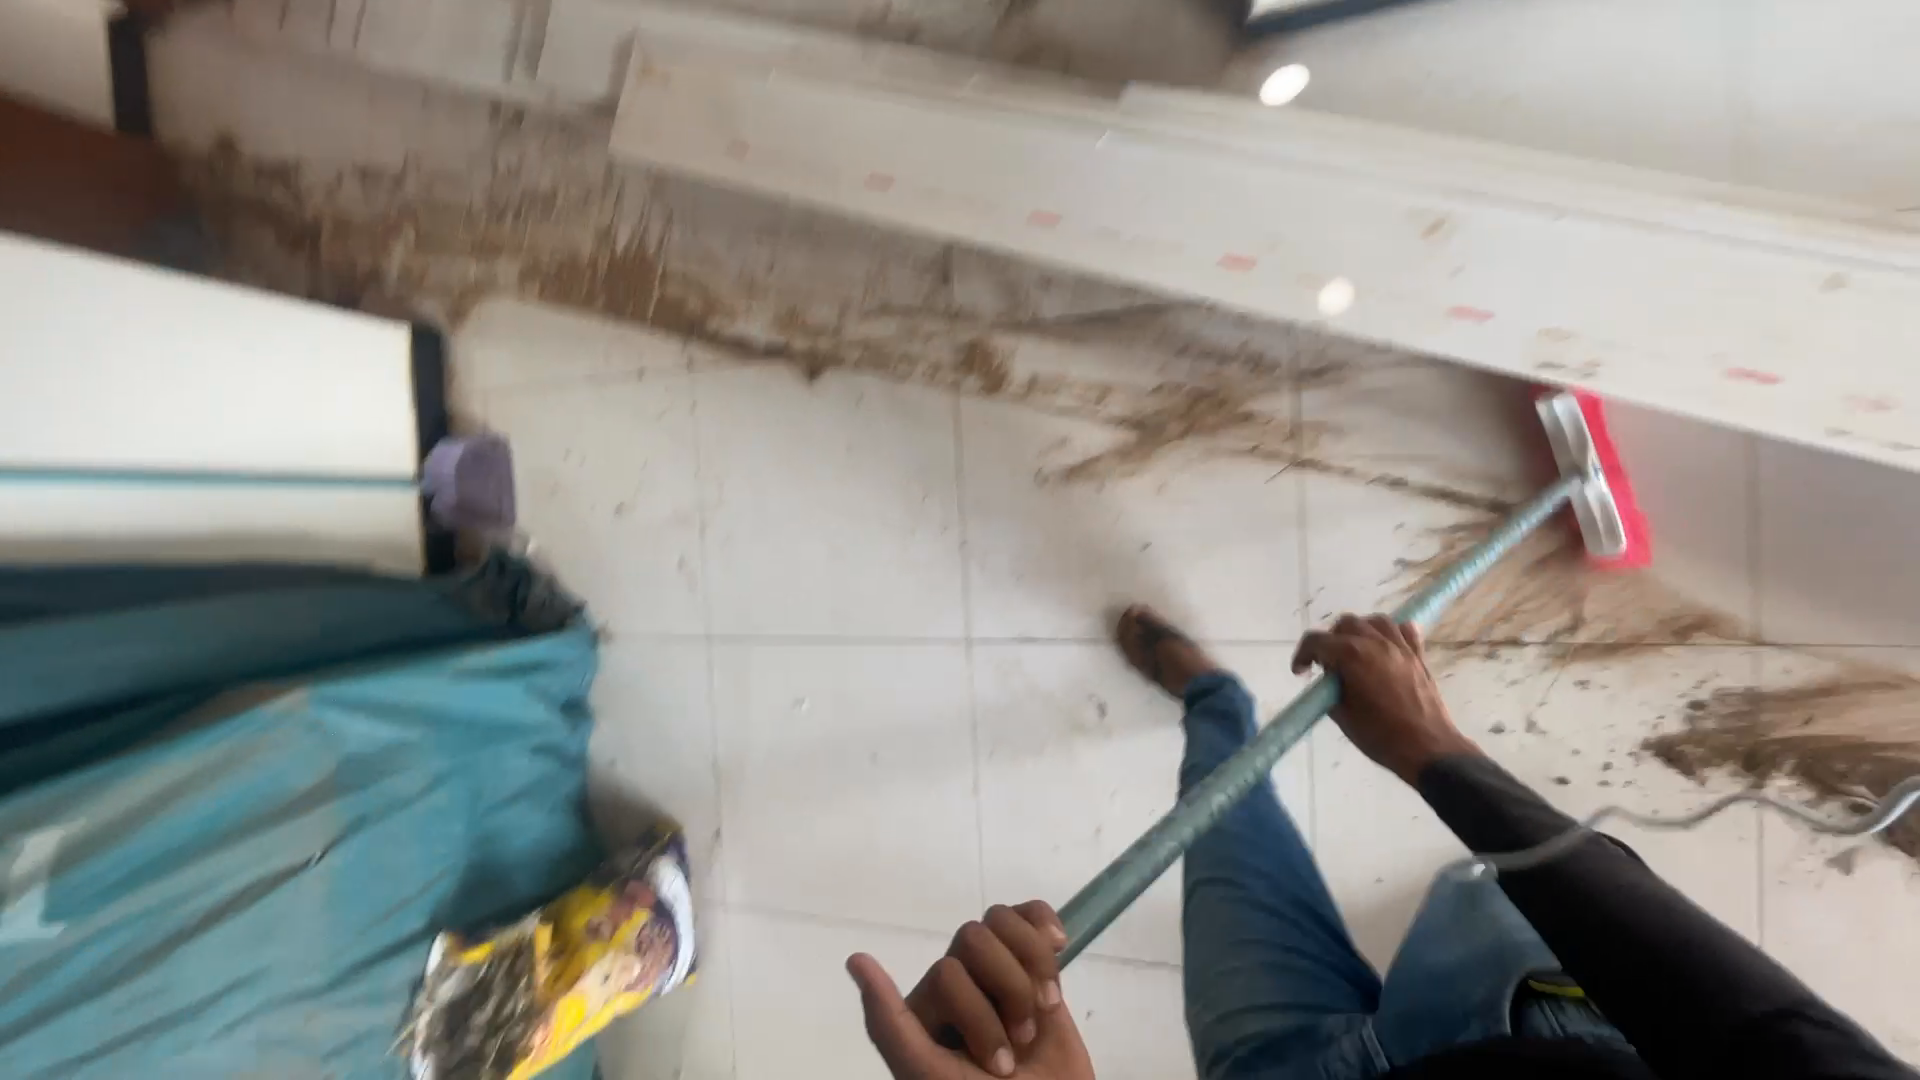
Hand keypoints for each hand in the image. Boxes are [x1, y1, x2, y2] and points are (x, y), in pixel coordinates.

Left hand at [848, 901, 1094, 1079]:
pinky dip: (1046, 929)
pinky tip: (1060, 948)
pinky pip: (1032, 914)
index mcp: (925, 1005)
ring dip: (1033, 967)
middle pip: (975, 939)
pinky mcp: (1034, 961)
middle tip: (1021, 1044)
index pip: (948, 973)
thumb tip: (854, 959)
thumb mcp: (929, 1075)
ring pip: (1002, 920)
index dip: (978, 1016)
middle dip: (1009, 991)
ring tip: (1044, 1010)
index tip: (994, 1071)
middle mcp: (957, 979)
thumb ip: (890, 1025)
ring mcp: (996, 967)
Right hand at [1291, 613, 1479, 783]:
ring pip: (1375, 621)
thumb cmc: (1379, 735)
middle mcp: (1375, 643)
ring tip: (1355, 650)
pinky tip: (1385, 646)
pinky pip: (1405, 630)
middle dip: (1330, 641)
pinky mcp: (1418, 656)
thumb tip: (1329, 679)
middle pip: (1345, 624)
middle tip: (1328, 664)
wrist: (1428, 750)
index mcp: (1351, 656)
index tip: (1300, 671)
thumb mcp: (1340, 714)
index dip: (1303, 654)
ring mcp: (1400, 647)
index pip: (1316, 641)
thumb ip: (1329, 688)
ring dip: (1360, 631)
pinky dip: (1392, 632)